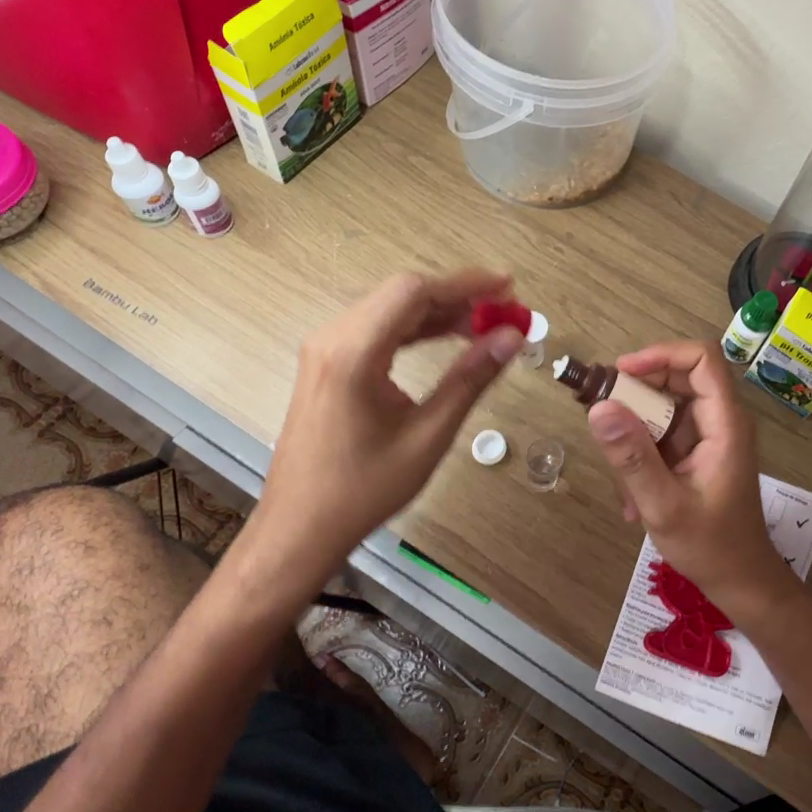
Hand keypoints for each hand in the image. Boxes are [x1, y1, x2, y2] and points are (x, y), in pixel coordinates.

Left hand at [255, 271, 523, 590]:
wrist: (299, 528)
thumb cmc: (364, 489)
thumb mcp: (428, 436)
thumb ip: (471, 379)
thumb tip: (512, 338)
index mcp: (353, 353)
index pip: (414, 292)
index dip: (466, 283)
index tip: (510, 289)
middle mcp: (333, 338)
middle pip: (402, 294)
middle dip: (458, 296)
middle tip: (505, 312)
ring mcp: (326, 349)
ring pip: (391, 308)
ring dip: (439, 311)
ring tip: (486, 326)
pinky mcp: (327, 362)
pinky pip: (377, 328)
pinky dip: (416, 327)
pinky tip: (448, 338)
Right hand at [585, 341, 796, 612]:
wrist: (741, 581)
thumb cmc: (710, 546)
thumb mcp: (663, 506)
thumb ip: (632, 457)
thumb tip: (599, 408)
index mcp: (725, 424)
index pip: (702, 359)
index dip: (661, 354)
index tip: (621, 372)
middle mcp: (722, 420)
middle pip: (680, 377)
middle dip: (638, 393)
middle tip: (602, 416)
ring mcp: (711, 436)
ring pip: (667, 407)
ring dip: (636, 430)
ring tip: (619, 474)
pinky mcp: (699, 452)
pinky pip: (665, 434)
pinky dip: (643, 453)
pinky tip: (632, 496)